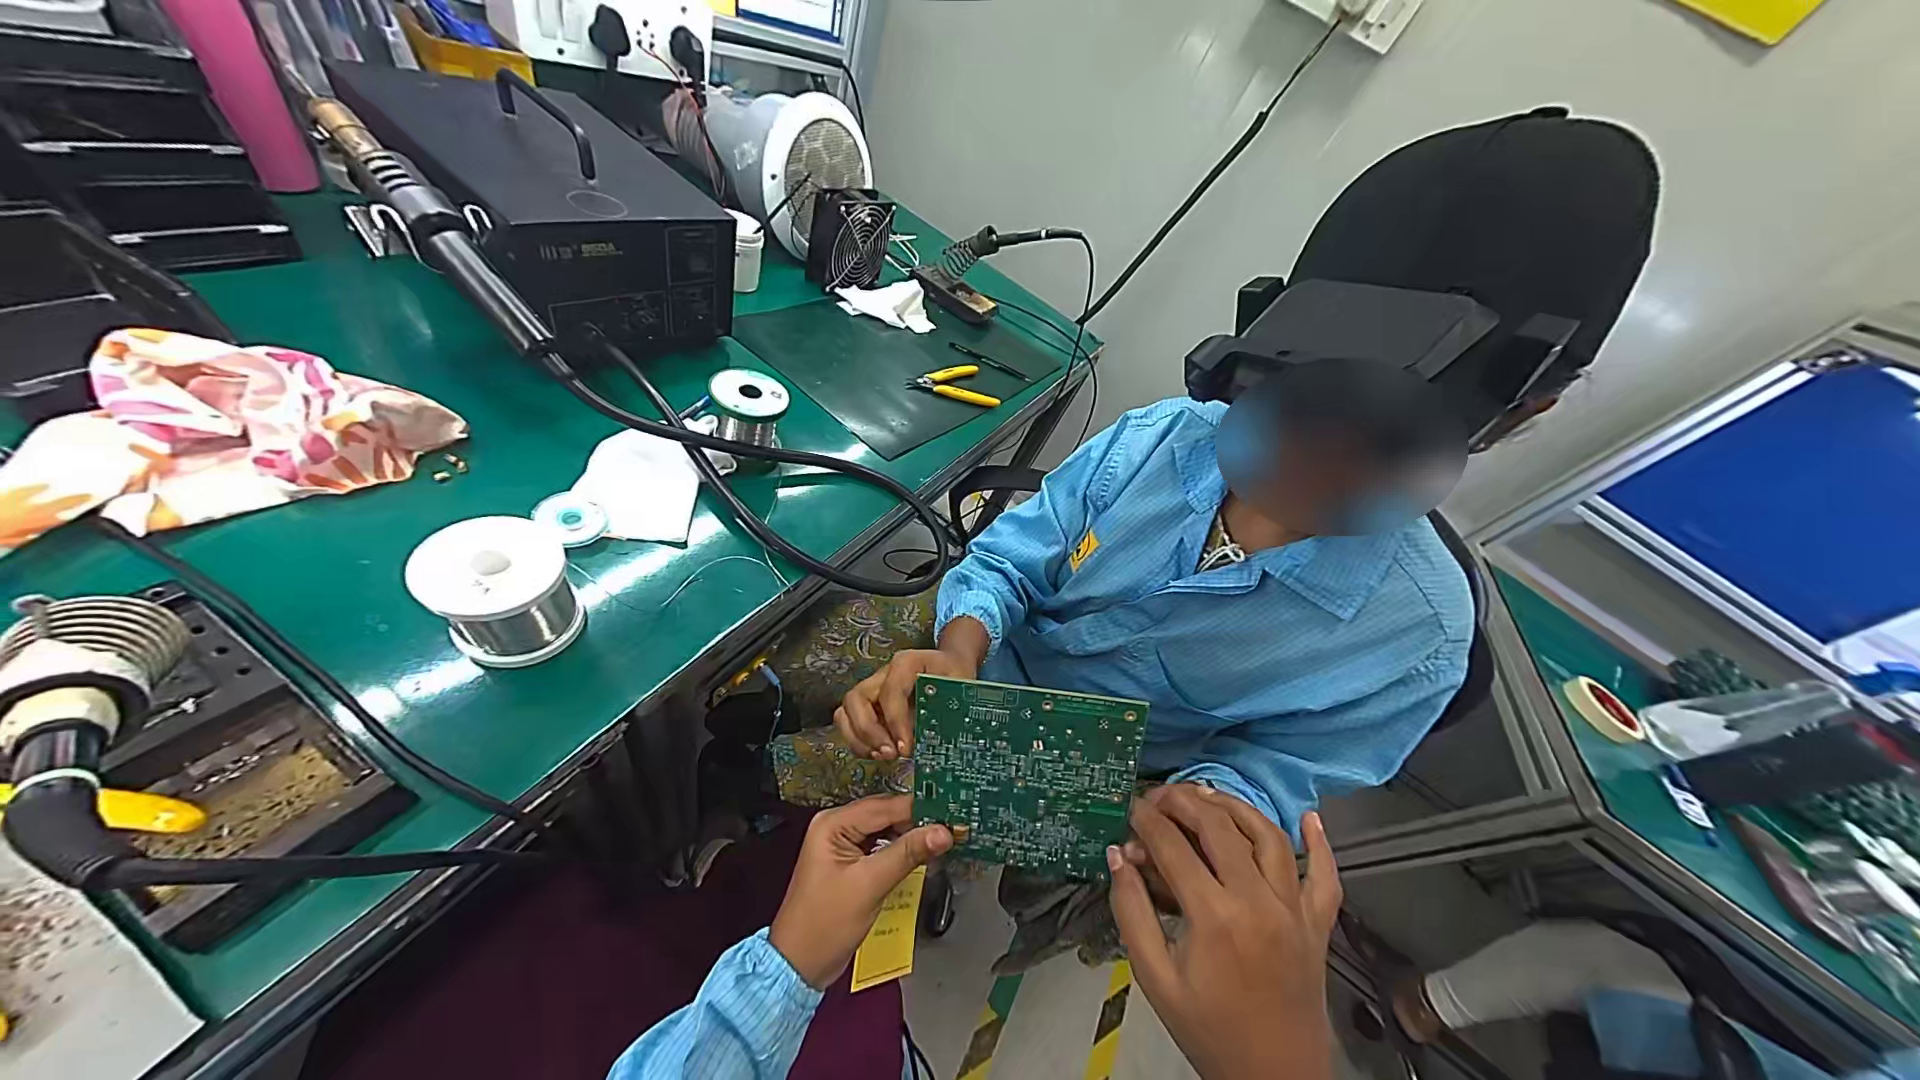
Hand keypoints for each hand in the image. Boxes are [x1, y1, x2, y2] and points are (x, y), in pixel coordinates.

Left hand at [769, 794, 952, 988]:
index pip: (885, 806)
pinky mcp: (850, 861)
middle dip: (918, 822)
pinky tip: (922, 855)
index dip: (920, 810)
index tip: (952, 815)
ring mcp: (842, 843)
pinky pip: (881, 845)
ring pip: (886, 829)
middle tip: (953, 828)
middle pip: (887, 814)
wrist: (798, 966)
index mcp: (833, 823)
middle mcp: (836, 825)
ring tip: (943, 840)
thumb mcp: (870, 885)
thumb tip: (943, 831)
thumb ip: (908, 853)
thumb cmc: (826, 924)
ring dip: (911, 836)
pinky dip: (901, 850)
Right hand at [834, 648, 978, 759]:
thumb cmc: (954, 674)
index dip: (896, 721)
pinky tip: (878, 754)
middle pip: (856, 699)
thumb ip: (949, 709)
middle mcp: (883, 674)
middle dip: (869, 731)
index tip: (906, 747)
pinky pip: (849, 724)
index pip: (891, 691)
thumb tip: (940, 742)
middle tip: (889, 754)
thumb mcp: (960, 686)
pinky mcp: (869, 706)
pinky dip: (859, 743)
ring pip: (846, 712)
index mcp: (906, 663)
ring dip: (859, 739)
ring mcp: (872, 689)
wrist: (949, 667)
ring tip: (883, 756)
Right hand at [1108, 786, 1342, 1079]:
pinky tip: (1309, 817)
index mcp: (1215, 917)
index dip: (1147, 820)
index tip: (1131, 807)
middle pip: (1218, 828)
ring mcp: (1294, 911)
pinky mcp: (1318, 925)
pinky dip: (1320, 844)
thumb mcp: (1154, 978)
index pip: (1173, 846)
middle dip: (1183, 801)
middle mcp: (1259, 902)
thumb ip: (1131, 912)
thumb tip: (1118, 855)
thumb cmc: (1209, 1031)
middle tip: (1160, 795)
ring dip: (1234, 806)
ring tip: (1207, 792)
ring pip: (1267, 837)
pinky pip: (1326, 877)